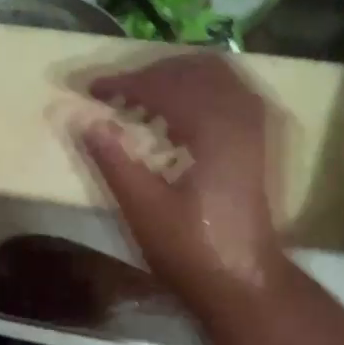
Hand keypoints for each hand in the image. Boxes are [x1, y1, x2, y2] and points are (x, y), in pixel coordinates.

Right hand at [72, 53, 288, 298]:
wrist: (240, 276)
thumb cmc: (187, 248)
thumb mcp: (142, 208)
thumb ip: (114, 160)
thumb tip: (83, 121)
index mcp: (216, 128)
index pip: (166, 84)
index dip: (124, 83)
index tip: (88, 89)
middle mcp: (245, 112)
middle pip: (196, 68)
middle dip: (150, 73)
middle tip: (109, 92)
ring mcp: (258, 122)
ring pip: (215, 75)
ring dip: (173, 79)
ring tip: (134, 100)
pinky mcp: (260, 136)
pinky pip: (227, 92)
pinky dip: (194, 92)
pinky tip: (169, 116)